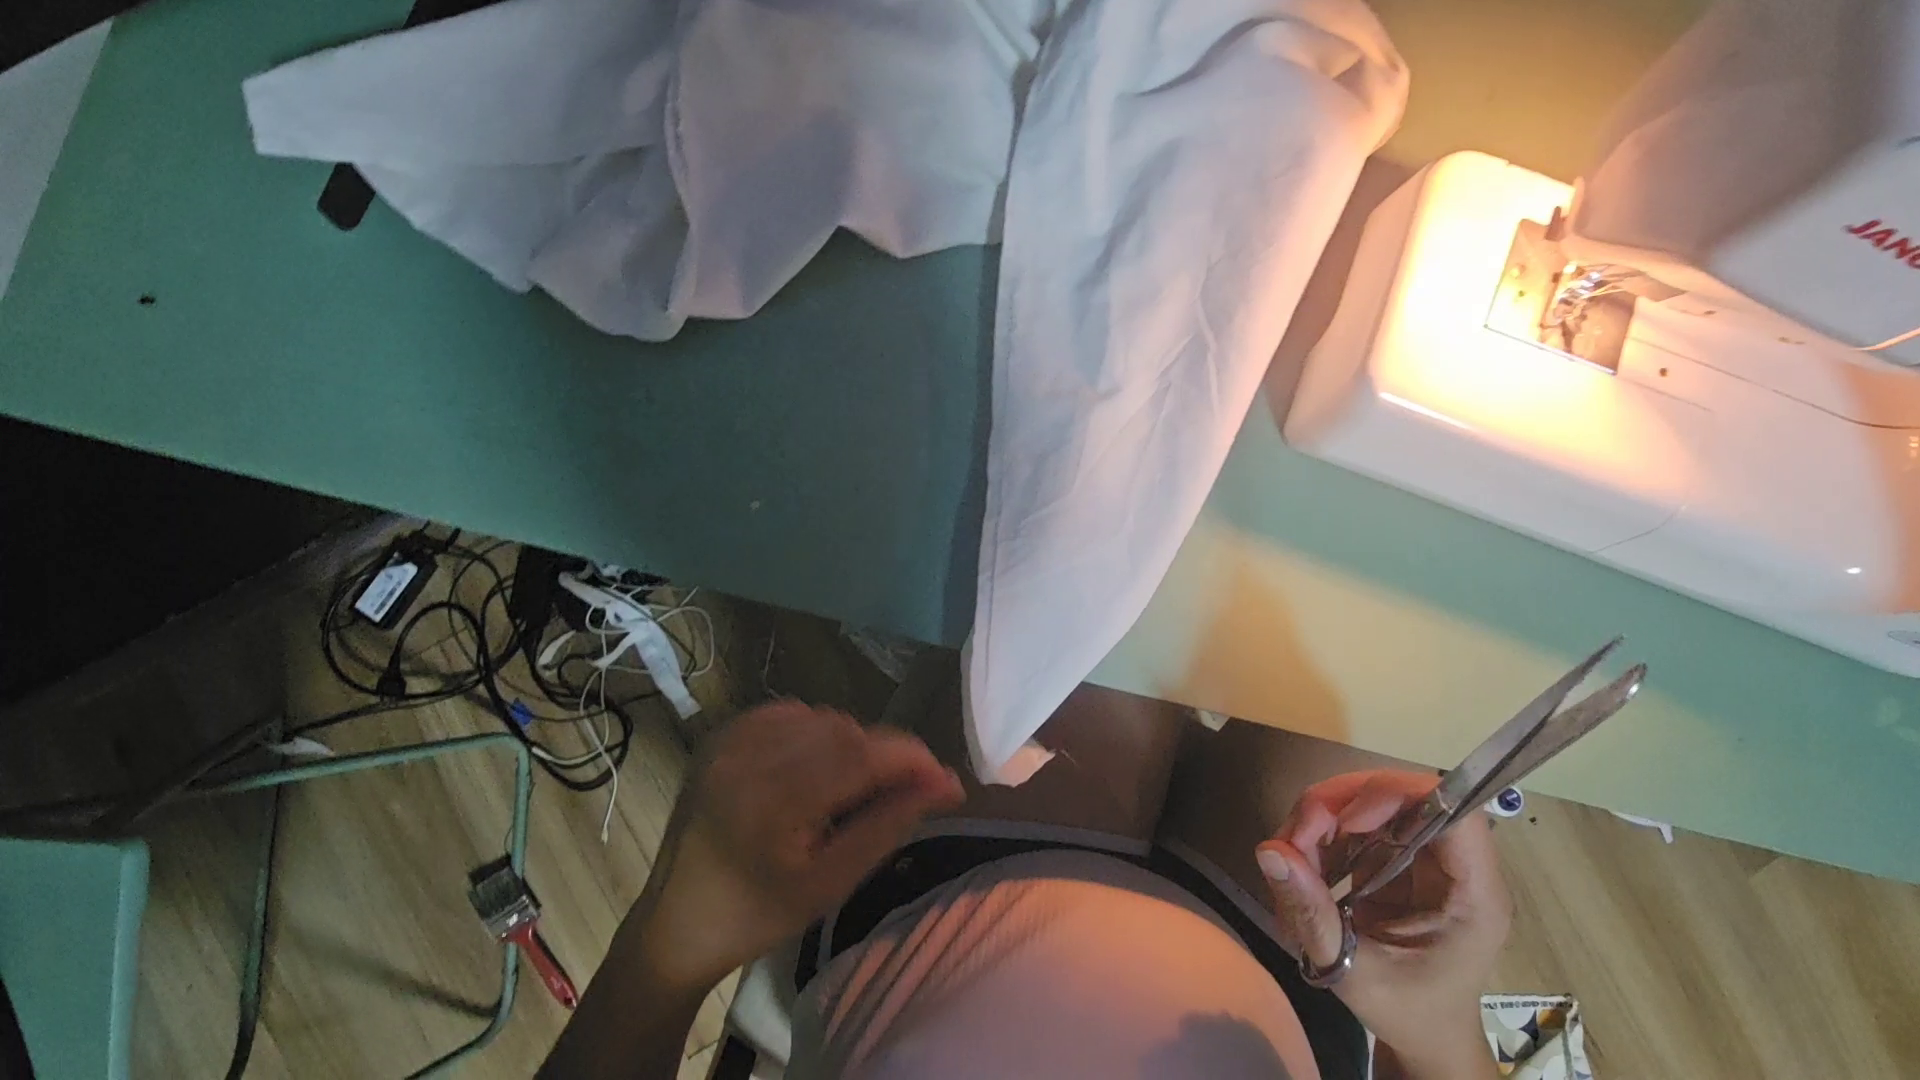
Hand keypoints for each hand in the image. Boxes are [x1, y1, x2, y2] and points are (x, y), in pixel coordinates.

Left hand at [629, 700, 964, 987]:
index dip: (911, 759)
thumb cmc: (756, 916)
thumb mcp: (830, 883)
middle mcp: (747, 754)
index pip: (861, 754)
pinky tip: (819, 766)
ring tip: (860, 787)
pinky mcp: (721, 735)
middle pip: (844, 731)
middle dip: (886, 755)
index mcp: (771, 798)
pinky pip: (789, 714)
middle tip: (908, 792)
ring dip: (853, 743)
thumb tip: (942, 785)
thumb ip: (888, 825)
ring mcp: (729, 739)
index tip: (947, 782)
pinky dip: (817, 732)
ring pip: (820, 718)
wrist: (676, 924)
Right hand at [1257, 770, 1509, 1078]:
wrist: (1423, 1040)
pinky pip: (1355, 825)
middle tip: (1294, 842)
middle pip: (1399, 796)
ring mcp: (1423, 858)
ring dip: (1321, 821)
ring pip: (1370, 803)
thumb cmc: (1407, 1014)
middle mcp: (1453, 864)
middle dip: (1337, 806)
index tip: (1343, 824)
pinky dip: (1320, 837)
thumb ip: (1314, 914)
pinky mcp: (1397, 860)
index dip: (1396, 798)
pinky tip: (1304, 871)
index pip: (1454, 811)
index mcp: (1473, 894)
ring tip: (1292, 863)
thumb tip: (1270, 850)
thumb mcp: (1356, 974)